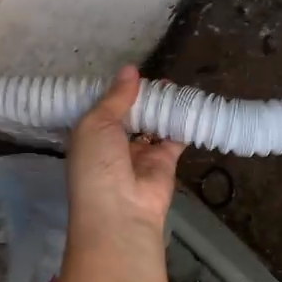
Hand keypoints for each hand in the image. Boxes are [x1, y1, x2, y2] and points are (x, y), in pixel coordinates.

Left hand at [67, 66, 185, 241]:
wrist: (121, 212)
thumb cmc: (97, 165)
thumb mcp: (96, 124)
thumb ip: (116, 97)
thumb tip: (130, 69)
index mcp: (90, 136)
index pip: (104, 108)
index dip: (116, 90)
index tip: (130, 71)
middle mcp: (114, 144)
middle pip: (131, 114)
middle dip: (143, 96)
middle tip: (159, 77)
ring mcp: (140, 154)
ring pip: (153, 123)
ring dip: (163, 107)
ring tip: (175, 85)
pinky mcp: (165, 161)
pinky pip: (175, 137)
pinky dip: (183, 122)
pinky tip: (191, 103)